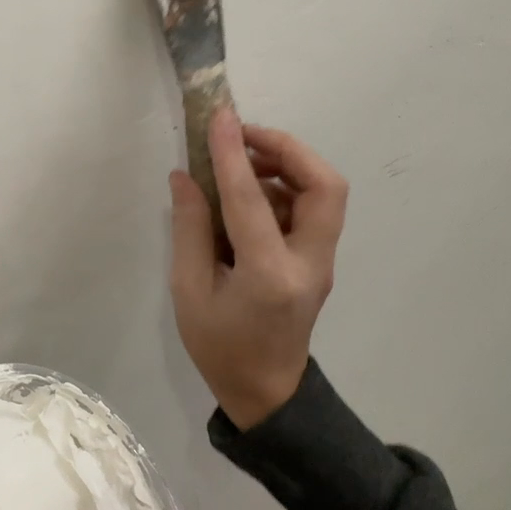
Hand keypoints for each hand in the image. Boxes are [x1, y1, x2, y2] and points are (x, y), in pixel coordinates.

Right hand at [169, 108, 347, 429]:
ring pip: (324, 193)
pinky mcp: (319, 260)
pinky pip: (311, 207)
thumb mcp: (188, 289)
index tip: (217, 117)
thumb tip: (186, 175)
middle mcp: (308, 263)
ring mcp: (321, 261)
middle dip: (287, 148)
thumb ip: (189, 228)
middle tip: (242, 135)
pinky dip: (283, 185)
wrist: (266, 392)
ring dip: (286, 164)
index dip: (231, 153)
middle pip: (325, 187)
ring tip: (237, 160)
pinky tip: (247, 192)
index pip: (251, 198)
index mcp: (269, 274)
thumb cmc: (219, 345)